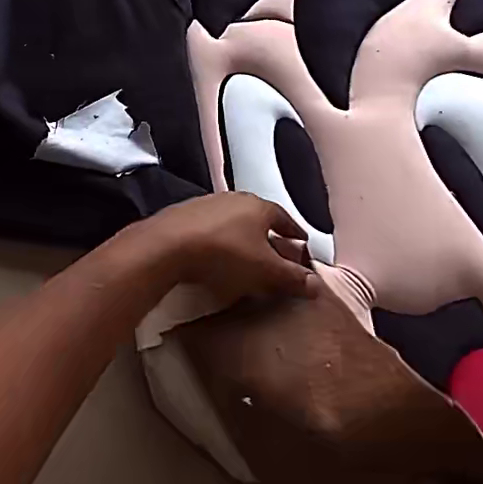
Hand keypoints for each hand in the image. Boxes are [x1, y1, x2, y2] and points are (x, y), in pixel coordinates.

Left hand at [122, 192, 318, 303]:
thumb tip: (317, 284)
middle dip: (267, 236)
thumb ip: (292, 277)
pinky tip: (213, 256)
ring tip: (243, 259)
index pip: (285, 219)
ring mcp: (204, 204)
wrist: (165, 246)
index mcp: (258, 206)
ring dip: (239, 238)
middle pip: (257, 218)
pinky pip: (207, 229)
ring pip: (231, 222)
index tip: (301, 245)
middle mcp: (232, 198)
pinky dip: (215, 241)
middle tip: (274, 255)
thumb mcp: (264, 271)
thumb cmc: (223, 255)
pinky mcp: (181, 215)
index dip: (295, 234)